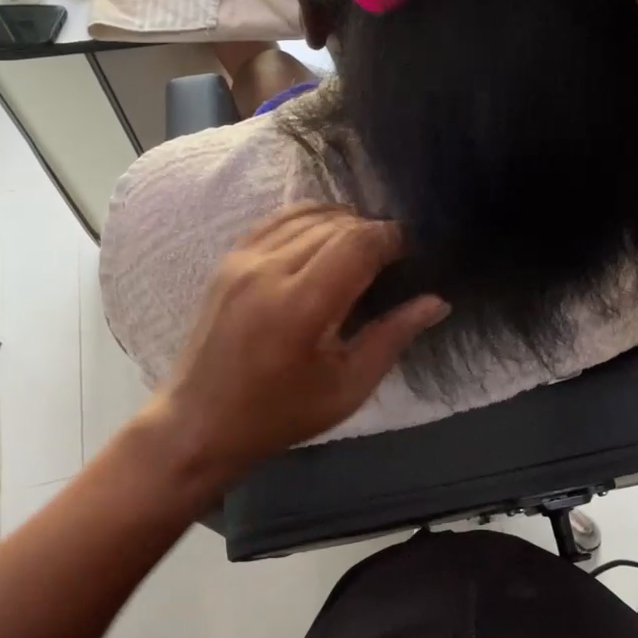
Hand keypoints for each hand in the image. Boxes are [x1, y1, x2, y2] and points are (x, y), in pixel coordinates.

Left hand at [147, 204, 448, 474]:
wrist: (200, 423)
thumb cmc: (279, 415)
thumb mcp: (347, 387)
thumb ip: (392, 336)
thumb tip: (437, 301)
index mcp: (300, 306)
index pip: (358, 242)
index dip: (393, 238)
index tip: (412, 253)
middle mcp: (268, 270)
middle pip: (337, 223)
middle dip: (373, 232)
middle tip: (392, 258)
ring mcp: (243, 259)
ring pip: (308, 214)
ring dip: (343, 223)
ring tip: (362, 251)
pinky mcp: (229, 259)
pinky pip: (278, 219)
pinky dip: (310, 220)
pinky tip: (325, 241)